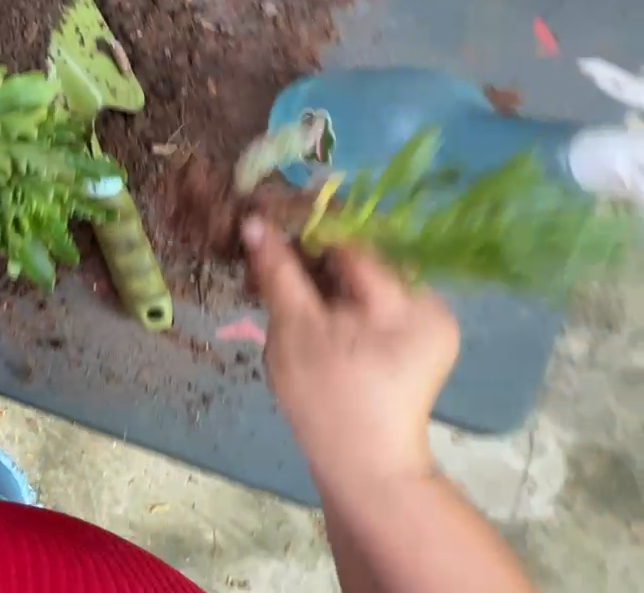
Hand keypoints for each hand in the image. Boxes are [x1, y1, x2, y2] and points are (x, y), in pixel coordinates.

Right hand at [243, 217, 459, 494]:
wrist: (360, 459)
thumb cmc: (325, 393)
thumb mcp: (293, 326)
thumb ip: (278, 270)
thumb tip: (253, 221)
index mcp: (410, 303)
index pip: (350, 243)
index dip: (301, 229)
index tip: (257, 220)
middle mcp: (427, 305)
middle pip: (354, 258)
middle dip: (302, 253)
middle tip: (255, 256)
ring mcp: (420, 321)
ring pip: (353, 275)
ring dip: (308, 272)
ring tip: (266, 279)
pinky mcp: (406, 335)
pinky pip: (360, 296)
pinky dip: (324, 291)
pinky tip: (291, 297)